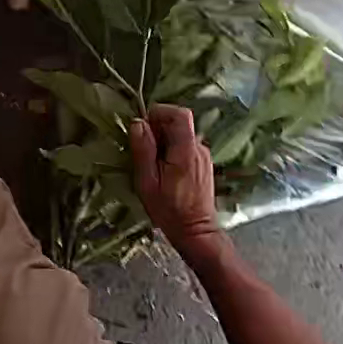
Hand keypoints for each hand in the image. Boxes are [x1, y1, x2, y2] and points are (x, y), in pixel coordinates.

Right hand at [129, 105, 220, 249]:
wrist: (195, 231)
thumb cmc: (168, 209)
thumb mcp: (147, 181)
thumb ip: (143, 150)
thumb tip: (138, 123)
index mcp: (186, 150)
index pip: (180, 114)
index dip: (160, 112)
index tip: (143, 126)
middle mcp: (199, 148)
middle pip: (179, 123)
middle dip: (158, 129)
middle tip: (143, 149)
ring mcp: (203, 156)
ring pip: (181, 135)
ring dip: (164, 141)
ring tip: (151, 163)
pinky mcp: (203, 164)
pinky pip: (185, 147)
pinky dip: (172, 151)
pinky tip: (164, 171)